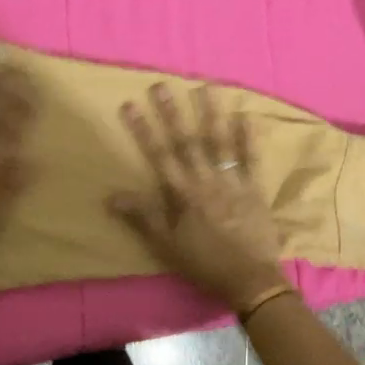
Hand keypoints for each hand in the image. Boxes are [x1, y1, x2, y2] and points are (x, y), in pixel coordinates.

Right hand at [109, 82, 288, 312]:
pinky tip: (245, 114)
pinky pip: (251, 158)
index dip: (143, 129)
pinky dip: (248, 136)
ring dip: (211, 112)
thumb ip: (141, 216)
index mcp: (182, 193)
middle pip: (186, 140)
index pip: (158, 155)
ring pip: (219, 141)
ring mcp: (232, 181)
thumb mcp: (166, 245)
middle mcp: (205, 179)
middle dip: (172, 112)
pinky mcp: (254, 187)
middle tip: (161, 85)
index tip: (130, 104)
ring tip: (204, 86)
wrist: (250, 280)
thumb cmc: (204, 262)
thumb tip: (110, 196)